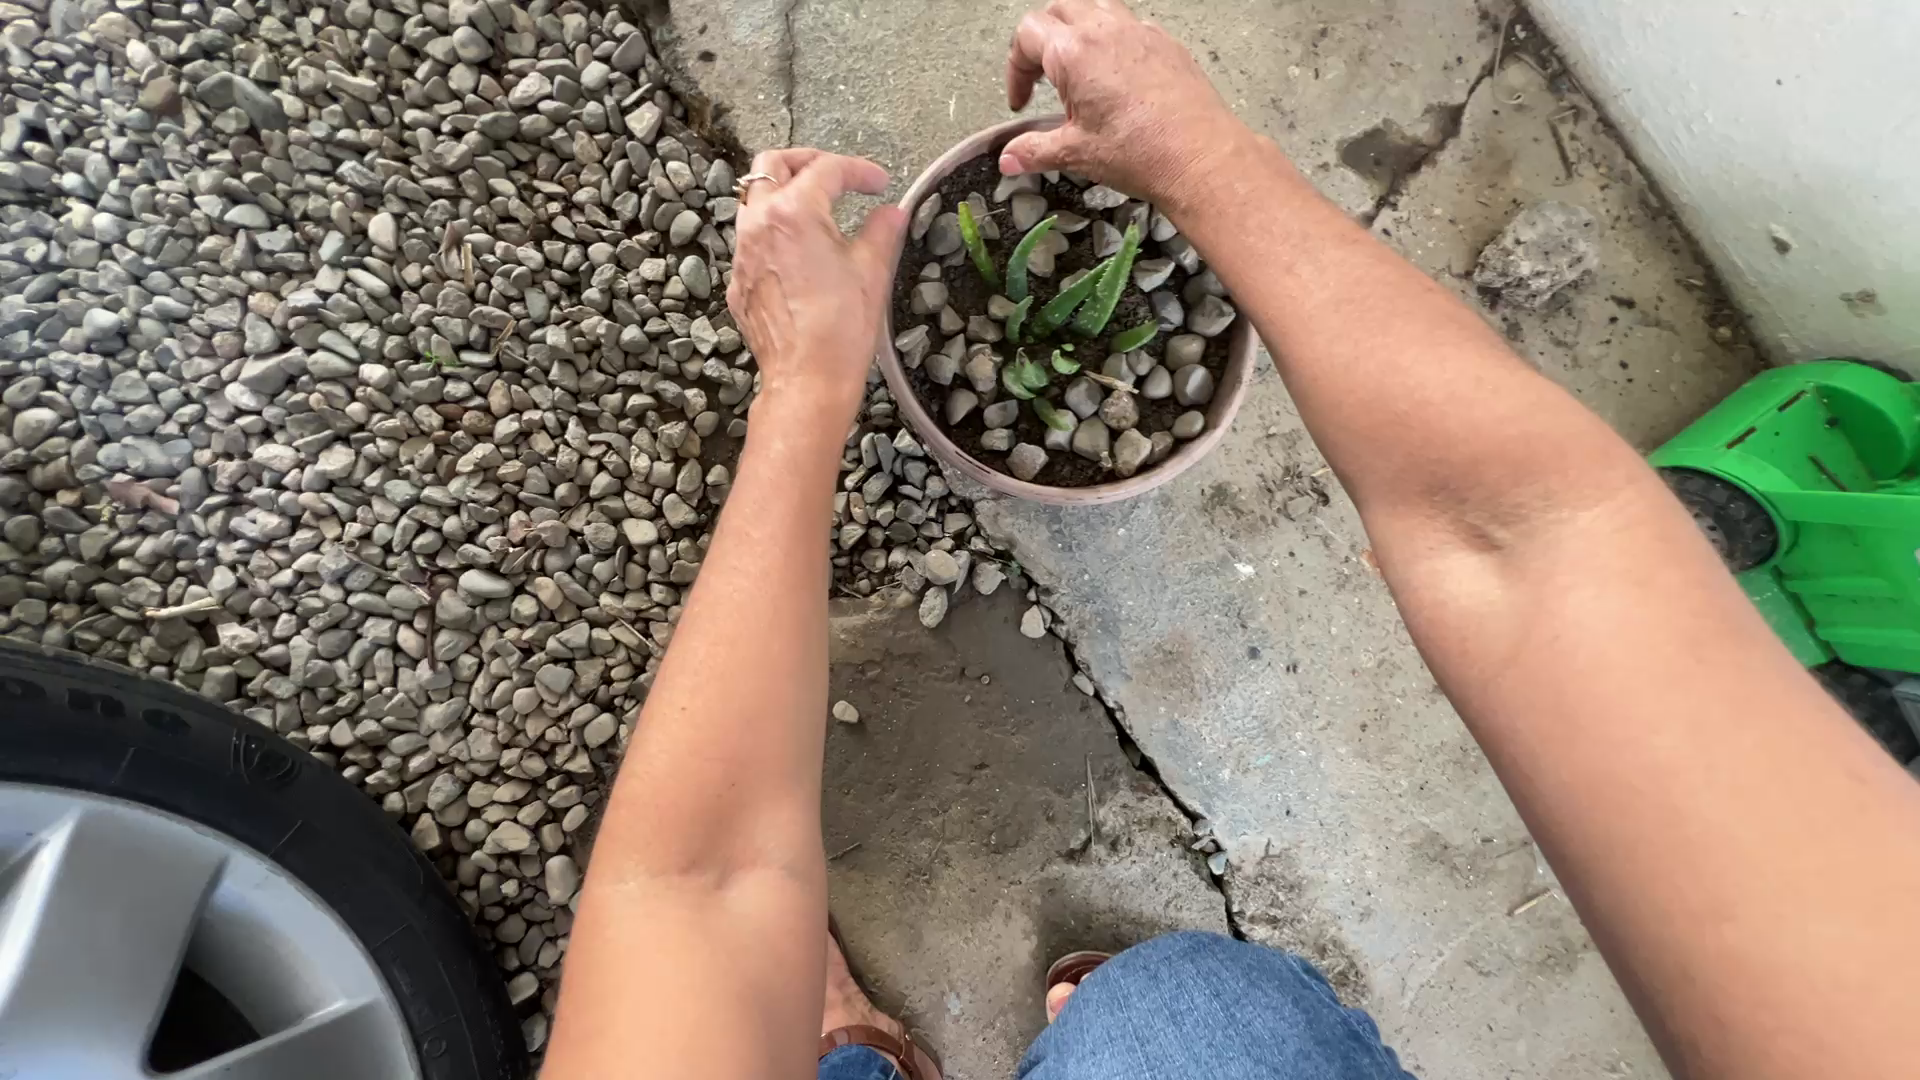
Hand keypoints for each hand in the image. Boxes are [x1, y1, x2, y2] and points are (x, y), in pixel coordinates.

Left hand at [727, 149, 907, 430]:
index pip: (826, 170)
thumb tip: (892, 213)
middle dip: (806, 163)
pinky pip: (751, 242)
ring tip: (816, 213)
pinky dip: (774, 234)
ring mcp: (742, 254)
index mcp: (794, 213)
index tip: (879, 183)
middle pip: (771, 165)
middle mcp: (759, 225)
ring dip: (784, 195)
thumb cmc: (840, 331)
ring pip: (754, 201)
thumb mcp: (872, 274)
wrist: (807, 381)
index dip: (858, 170)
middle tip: (836, 177)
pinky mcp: (739, 283)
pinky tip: (799, 255)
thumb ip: (882, 232)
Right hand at [1001, 0, 1250, 210]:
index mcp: (1074, 52)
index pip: (1028, 35)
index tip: (1021, 101)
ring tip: (1077, 77)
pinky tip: (1115, 84)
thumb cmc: (1138, 152)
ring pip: (1095, 9)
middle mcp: (1105, 29)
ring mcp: (1138, 30)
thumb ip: (1035, 151)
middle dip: (1042, 42)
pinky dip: (1111, 45)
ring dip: (1076, 34)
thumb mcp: (1076, 154)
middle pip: (1059, 11)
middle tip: (1041, 82)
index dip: (1016, 68)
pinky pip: (1128, 27)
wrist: (1197, 155)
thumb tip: (1008, 159)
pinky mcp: (1164, 43)